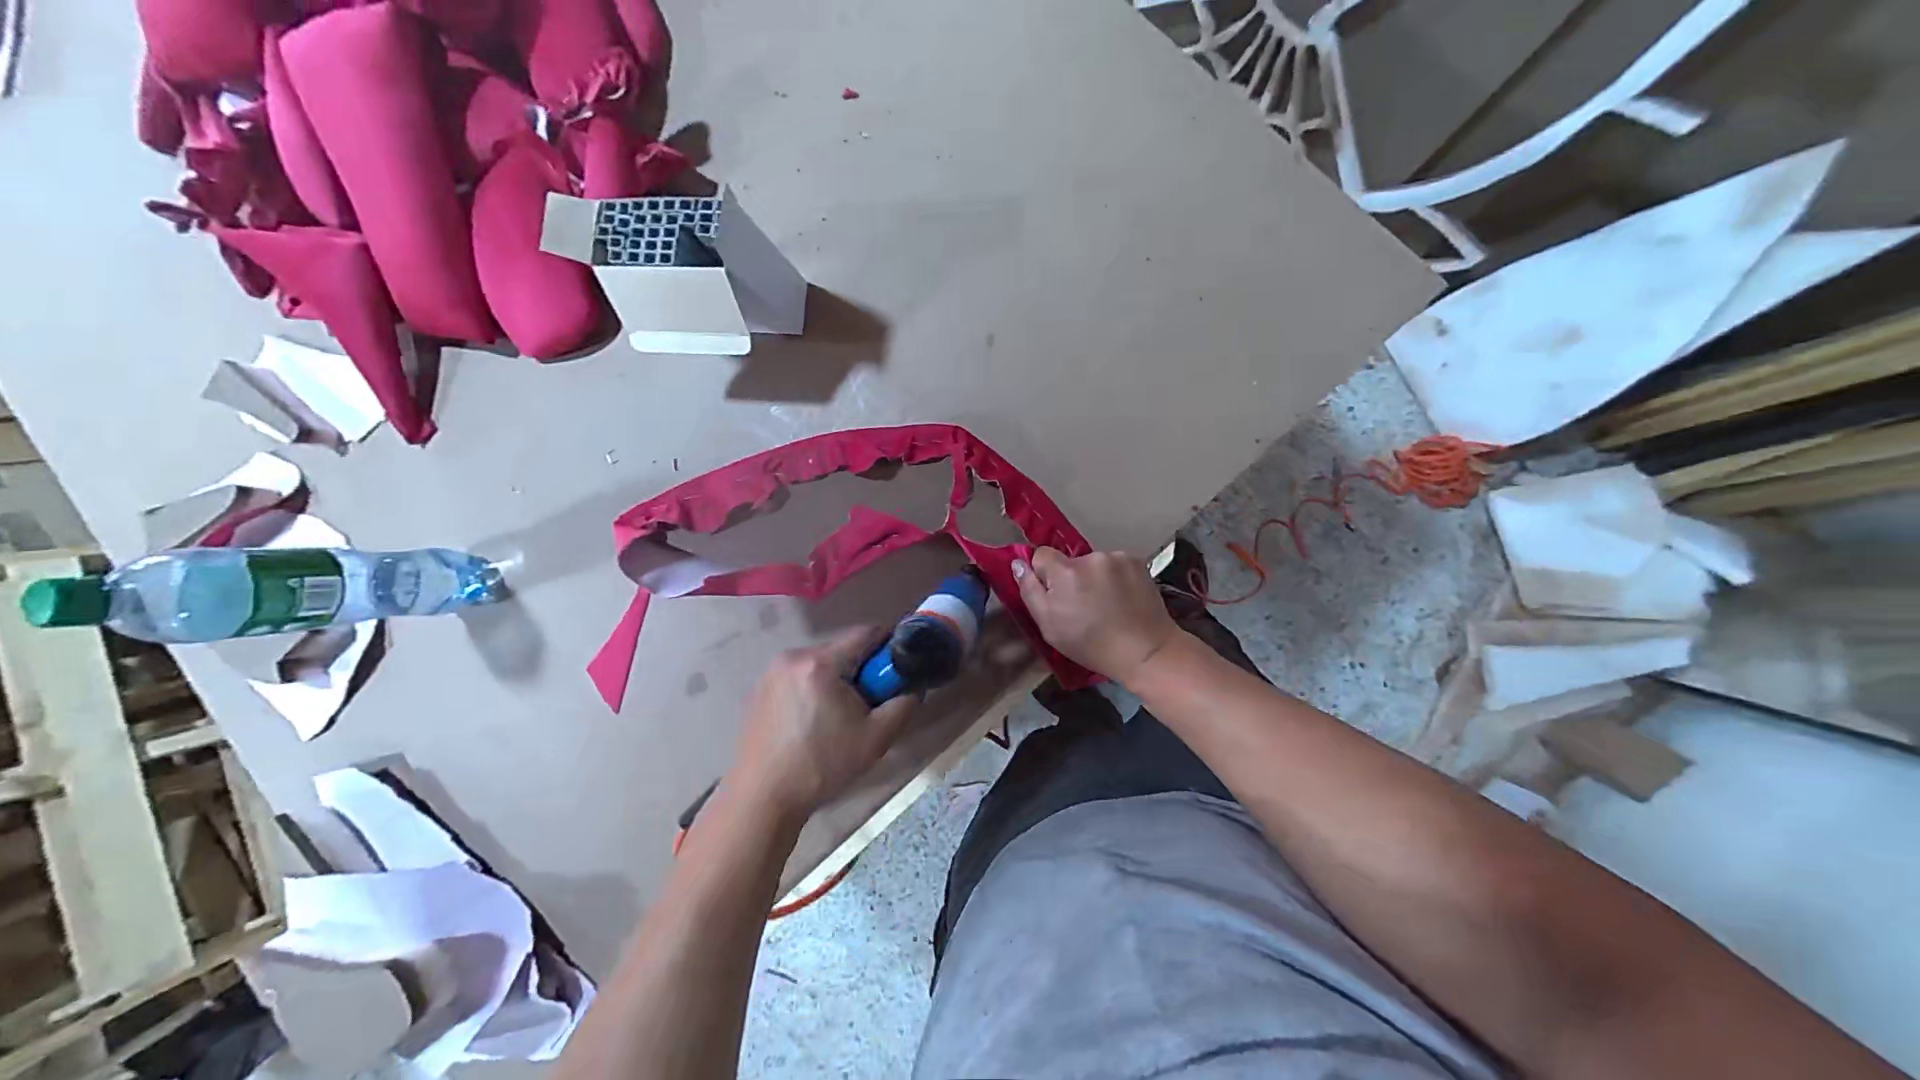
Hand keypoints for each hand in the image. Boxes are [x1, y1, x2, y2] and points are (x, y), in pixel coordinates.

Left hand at [728, 626, 916, 819]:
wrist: (763, 798)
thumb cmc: (822, 766)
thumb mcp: (877, 738)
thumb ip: (904, 704)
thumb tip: (913, 686)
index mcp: (821, 662)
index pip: (867, 633)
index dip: (890, 648)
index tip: (897, 674)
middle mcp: (792, 657)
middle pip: (842, 650)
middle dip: (861, 672)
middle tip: (868, 707)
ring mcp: (771, 673)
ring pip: (820, 665)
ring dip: (836, 682)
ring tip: (838, 721)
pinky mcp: (758, 691)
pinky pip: (798, 679)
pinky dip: (812, 692)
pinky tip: (811, 727)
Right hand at [1013, 547, 1179, 683]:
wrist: (1145, 651)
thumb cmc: (1090, 644)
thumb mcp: (1049, 626)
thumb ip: (1030, 591)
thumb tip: (1019, 564)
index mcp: (1065, 571)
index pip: (1042, 555)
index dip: (1045, 575)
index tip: (1056, 596)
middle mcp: (1091, 557)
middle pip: (1071, 561)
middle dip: (1072, 578)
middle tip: (1084, 606)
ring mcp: (1117, 557)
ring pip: (1094, 563)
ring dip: (1095, 578)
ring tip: (1107, 604)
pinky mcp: (1138, 562)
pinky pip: (1116, 565)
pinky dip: (1116, 578)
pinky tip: (1123, 599)